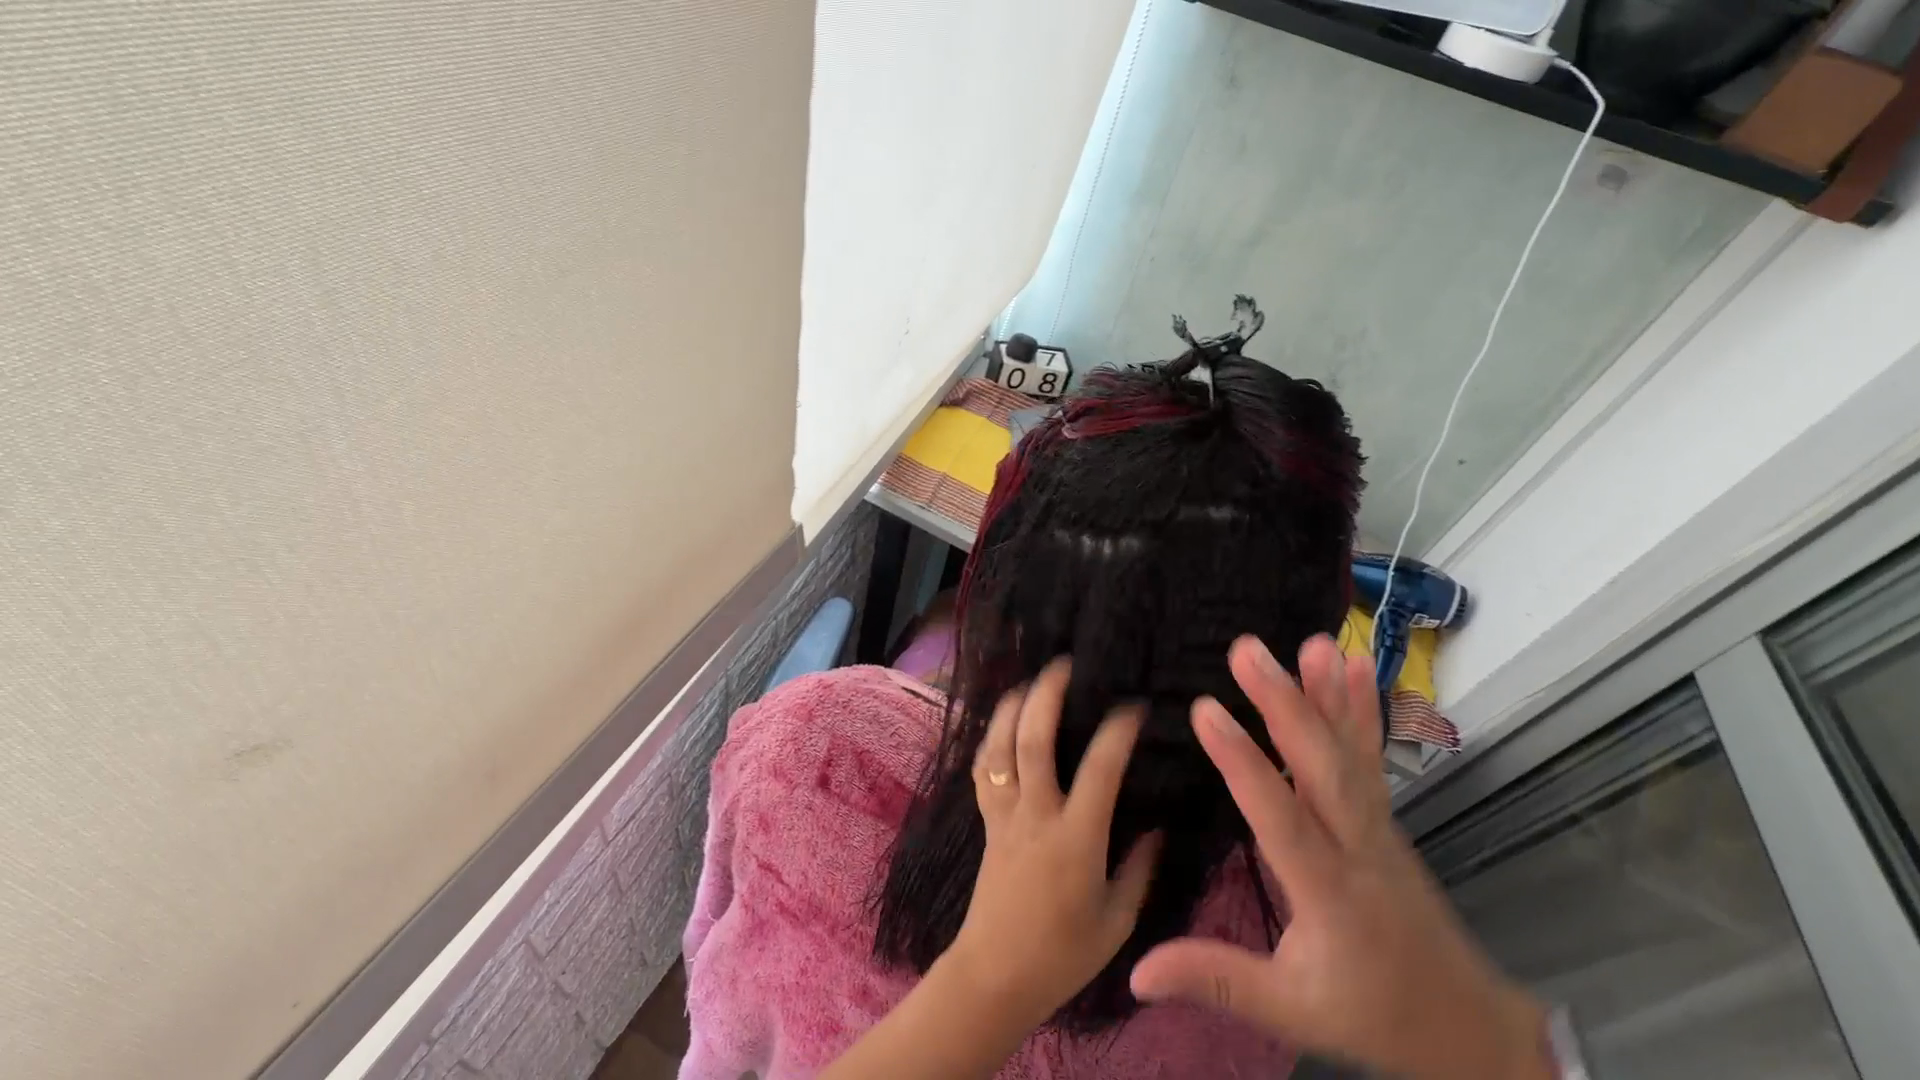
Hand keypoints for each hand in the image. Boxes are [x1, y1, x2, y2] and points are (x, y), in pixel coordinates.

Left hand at [941, 659, 1161, 1031]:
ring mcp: (1004, 815)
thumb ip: (1138, 868)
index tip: (1135, 705)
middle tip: (1065, 665)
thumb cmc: (1063, 953)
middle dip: (1046, 696)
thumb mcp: (1118, 919)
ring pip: (999, 748)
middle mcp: (1035, 815)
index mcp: (1075, 838)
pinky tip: (999, 723)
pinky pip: (983, 770)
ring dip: (1010, 707)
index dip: (1118, 729)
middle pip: (1033, 741)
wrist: (995, 975)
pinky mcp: (987, 822)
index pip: (1099, 768)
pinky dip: (989, 739)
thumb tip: (1157, 826)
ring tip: (1028, 680)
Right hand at [1129, 637, 1553, 1079]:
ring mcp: (1379, 828)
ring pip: (1351, 753)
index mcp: (1328, 891)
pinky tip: (1357, 668)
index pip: (1280, 816)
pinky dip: (1362, 711)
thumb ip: (1215, 981)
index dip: (1241, 762)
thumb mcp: (1290, 1009)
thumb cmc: (1372, 1015)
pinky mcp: (1386, 820)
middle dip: (1283, 703)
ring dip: (1329, 694)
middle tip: (1247, 648)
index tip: (1204, 708)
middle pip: (1321, 766)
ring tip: (1312, 641)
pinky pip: (1369, 758)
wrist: (1467, 1027)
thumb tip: (1135, 973)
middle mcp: (1358, 846)